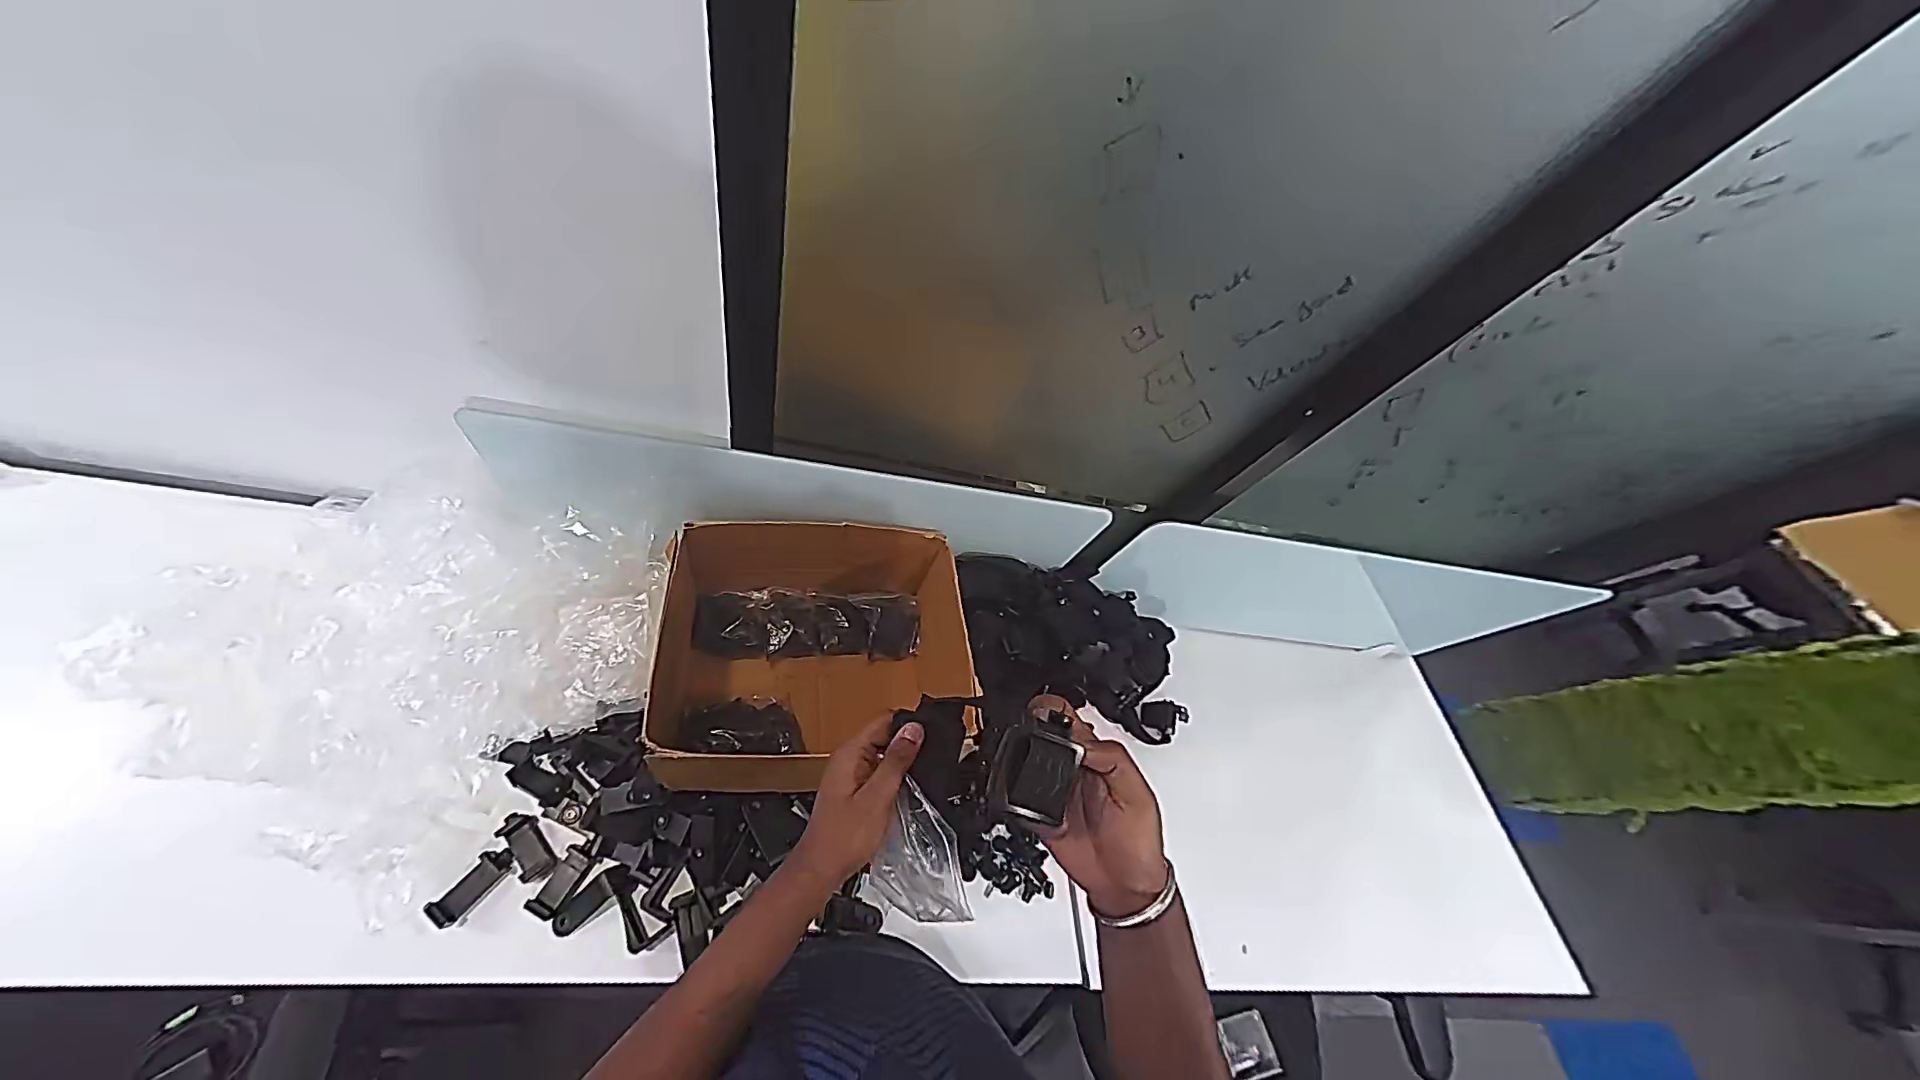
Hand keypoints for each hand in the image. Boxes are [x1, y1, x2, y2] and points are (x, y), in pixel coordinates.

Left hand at [788, 713, 923, 887]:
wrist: (821, 870)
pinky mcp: (855, 790)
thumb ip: (896, 761)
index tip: (930, 734)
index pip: (883, 720)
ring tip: (924, 772)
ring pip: (883, 755)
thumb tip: (913, 729)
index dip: (908, 724)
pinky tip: (906, 789)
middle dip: (907, 743)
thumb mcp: (877, 797)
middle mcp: (848, 759)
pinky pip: (879, 773)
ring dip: (901, 762)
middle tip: (932, 756)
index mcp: (851, 753)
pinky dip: (894, 777)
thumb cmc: (844, 838)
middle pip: (884, 736)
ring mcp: (851, 774)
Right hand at [1035, 700, 1170, 918]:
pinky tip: (1020, 790)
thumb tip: (1083, 741)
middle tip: (1029, 732)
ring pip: (1027, 761)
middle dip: (1031, 726)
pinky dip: (1014, 792)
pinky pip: (1019, 798)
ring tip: (1023, 757)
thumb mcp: (1137, 794)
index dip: (1054, 710)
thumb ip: (1113, 760)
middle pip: (1043, 734)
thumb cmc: (1139, 840)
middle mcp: (1073, 769)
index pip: (1071, 722)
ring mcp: (1054, 792)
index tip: (1046, 712)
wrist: (1125, 885)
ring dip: (1021, 755)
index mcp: (1097, 756)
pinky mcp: (1040, 816)